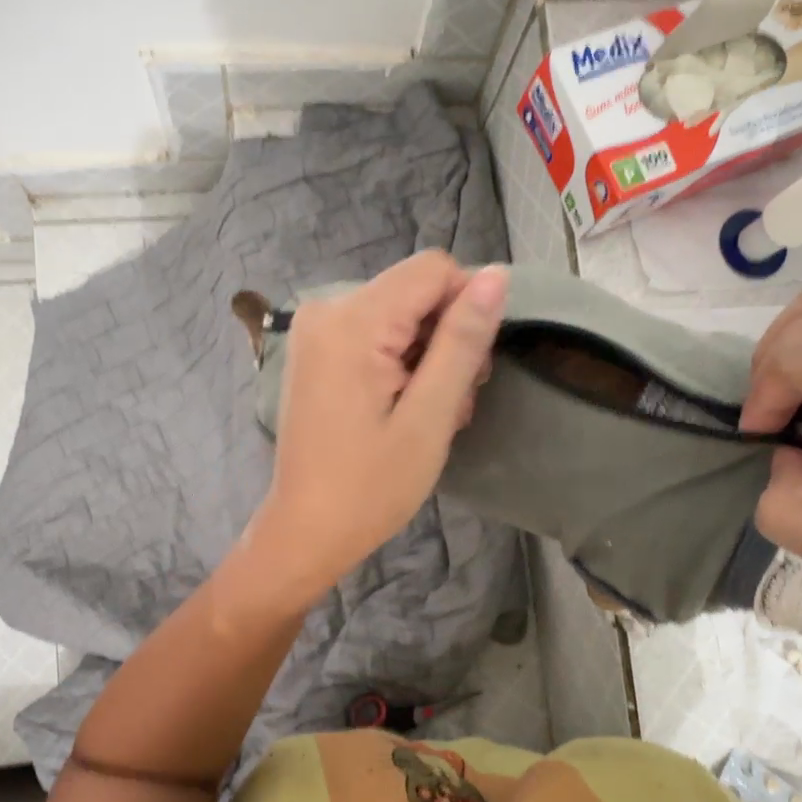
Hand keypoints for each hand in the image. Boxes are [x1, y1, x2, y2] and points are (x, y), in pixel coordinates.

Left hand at [245, 252, 505, 608]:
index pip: (432, 270)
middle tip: (454, 403)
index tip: (472, 368)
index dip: (467, 308)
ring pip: (398, 314)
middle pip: (414, 292)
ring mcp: (315, 331)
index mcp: (351, 321)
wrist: (306, 531)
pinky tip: (406, 408)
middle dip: (446, 339)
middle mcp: (325, 310)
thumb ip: (462, 341)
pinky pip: (374, 334)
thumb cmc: (371, 486)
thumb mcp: (429, 417)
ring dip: (427, 357)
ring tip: (431, 415)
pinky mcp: (315, 351)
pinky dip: (400, 364)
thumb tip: (495, 275)